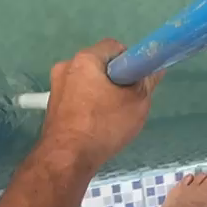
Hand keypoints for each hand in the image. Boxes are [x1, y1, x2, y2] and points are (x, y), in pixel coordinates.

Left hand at [38, 39, 159, 169]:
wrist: (67, 158)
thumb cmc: (104, 126)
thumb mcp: (137, 103)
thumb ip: (147, 82)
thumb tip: (155, 69)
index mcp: (85, 59)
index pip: (114, 47)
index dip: (130, 62)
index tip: (136, 82)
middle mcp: (66, 67)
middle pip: (99, 65)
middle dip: (115, 79)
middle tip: (127, 101)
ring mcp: (56, 87)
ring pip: (88, 82)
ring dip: (101, 93)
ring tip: (111, 117)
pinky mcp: (52, 106)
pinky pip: (77, 97)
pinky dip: (88, 106)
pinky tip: (96, 125)